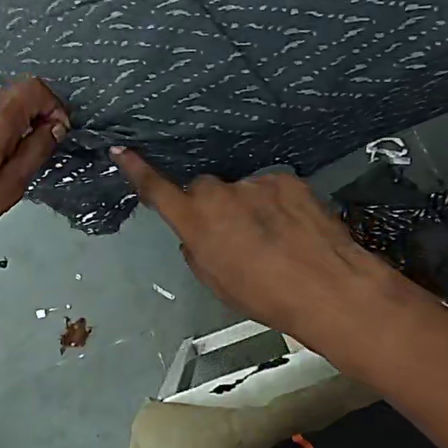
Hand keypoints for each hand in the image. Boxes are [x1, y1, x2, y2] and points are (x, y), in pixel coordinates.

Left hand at [0, 79, 69, 259]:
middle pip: (21, 93)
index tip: (59, 134)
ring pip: (6, 104)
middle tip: (44, 149)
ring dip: (22, 124)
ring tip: (22, 159)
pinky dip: (5, 129)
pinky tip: (2, 159)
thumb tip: (55, 129)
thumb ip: (38, 148)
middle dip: (40, 116)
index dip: (55, 107)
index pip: (36, 88)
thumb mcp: (13, 182)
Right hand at [111, 146, 409, 341]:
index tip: (121, 150)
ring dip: (251, 207)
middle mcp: (220, 193)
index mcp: (196, 221)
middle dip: (214, 207)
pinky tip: (295, 227)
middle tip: (237, 237)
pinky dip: (278, 204)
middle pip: (205, 191)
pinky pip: (271, 189)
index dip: (137, 170)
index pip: (157, 190)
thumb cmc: (266, 296)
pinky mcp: (286, 178)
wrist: (326, 285)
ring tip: (276, 239)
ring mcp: (255, 182)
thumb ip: (198, 252)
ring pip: (243, 190)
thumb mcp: (218, 284)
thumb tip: (196, 235)